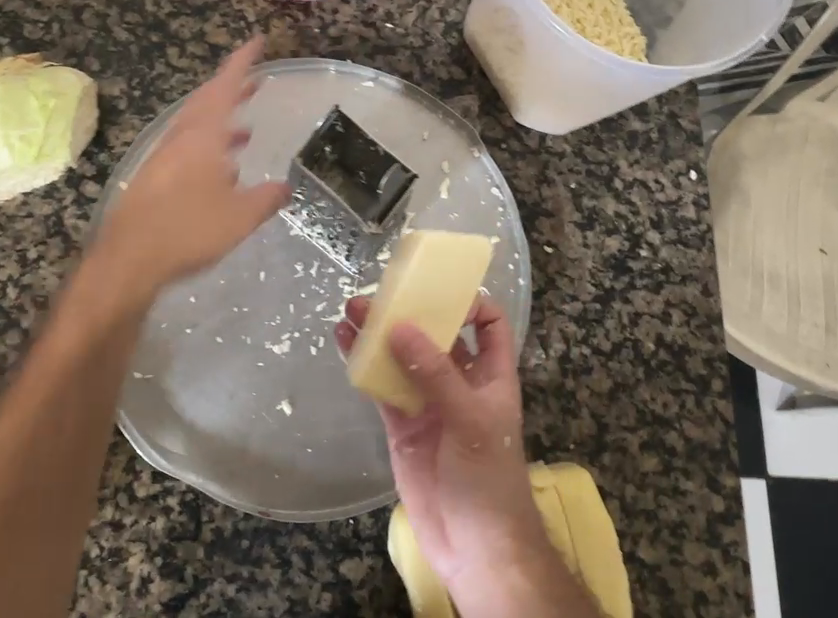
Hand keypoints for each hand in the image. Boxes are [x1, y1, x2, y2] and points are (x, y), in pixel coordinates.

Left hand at [94, 36, 289, 297]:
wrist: (128, 260)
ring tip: (246, 131)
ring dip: (220, 122)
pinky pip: (186, 150)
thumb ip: (267, 198)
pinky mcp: (153, 179)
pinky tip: (220, 172)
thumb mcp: (241, 216)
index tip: (256, 42)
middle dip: (231, 90)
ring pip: (195, 127)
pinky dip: (207, 148)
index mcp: (202, 135)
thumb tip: (286, 186)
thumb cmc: (188, 230)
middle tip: (254, 83)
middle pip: (206, 102)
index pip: (224, 86)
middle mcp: (179, 138)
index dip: (242, 63)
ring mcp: (162, 158)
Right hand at [334, 296, 551, 593]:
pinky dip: (365, 367)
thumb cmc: (489, 477)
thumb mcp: (470, 419)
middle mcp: (460, 383)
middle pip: (436, 335)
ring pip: (403, 358)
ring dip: (380, 335)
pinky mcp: (402, 426)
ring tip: (351, 312)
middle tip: (378, 293)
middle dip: (410, 313)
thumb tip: (402, 327)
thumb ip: (435, 374)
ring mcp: (428, 404)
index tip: (438, 291)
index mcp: (491, 375)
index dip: (470, 304)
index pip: (488, 325)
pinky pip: (382, 389)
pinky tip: (346, 346)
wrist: (474, 546)